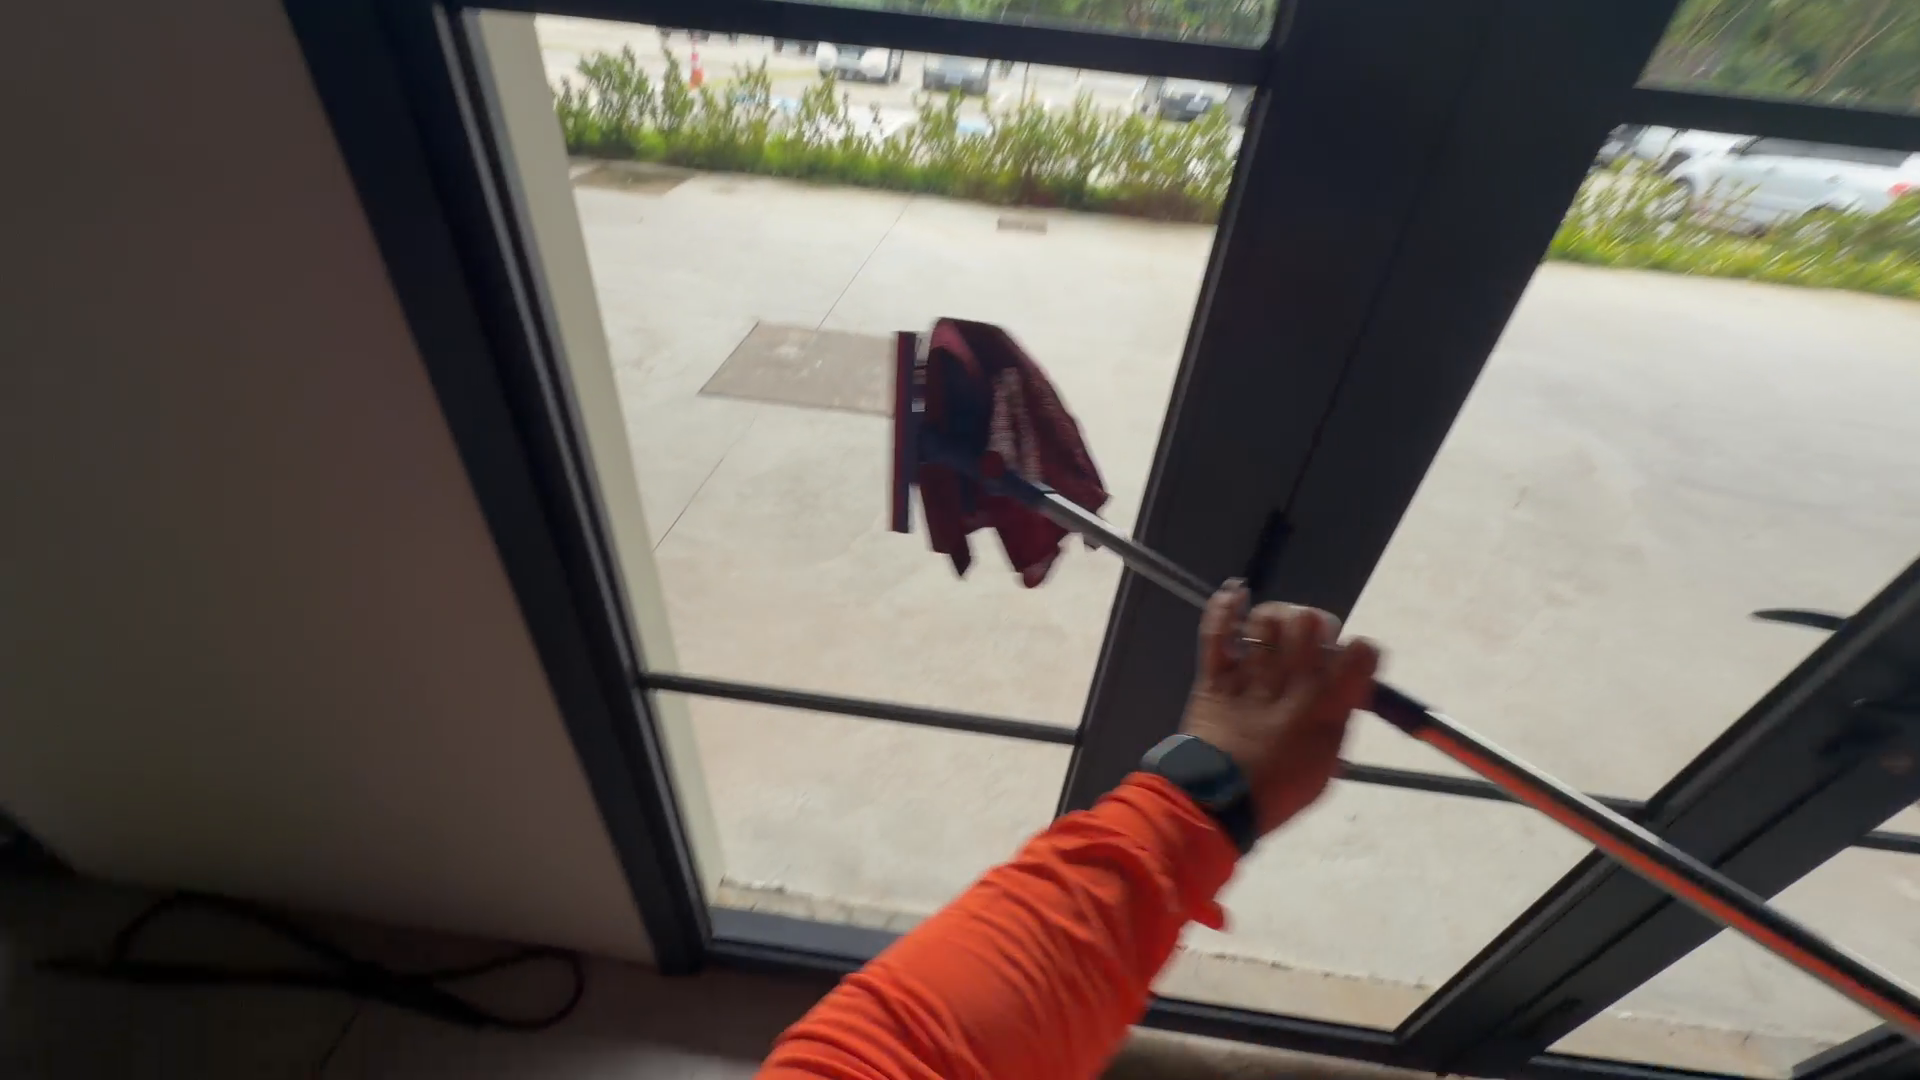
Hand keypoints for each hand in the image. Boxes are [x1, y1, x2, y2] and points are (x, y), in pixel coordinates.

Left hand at [1178, 581, 1380, 836]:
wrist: (1219, 801)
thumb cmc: (1278, 790)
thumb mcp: (1326, 763)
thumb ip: (1336, 719)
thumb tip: (1342, 688)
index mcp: (1326, 708)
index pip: (1361, 654)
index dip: (1359, 649)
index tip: (1350, 657)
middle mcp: (1291, 684)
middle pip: (1310, 624)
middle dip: (1315, 623)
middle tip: (1309, 638)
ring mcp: (1249, 677)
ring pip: (1265, 622)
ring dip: (1273, 617)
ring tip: (1274, 628)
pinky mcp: (1214, 676)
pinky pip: (1217, 632)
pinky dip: (1224, 607)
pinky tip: (1235, 593)